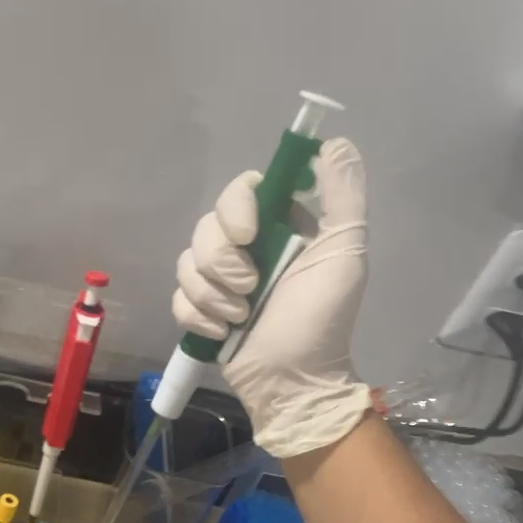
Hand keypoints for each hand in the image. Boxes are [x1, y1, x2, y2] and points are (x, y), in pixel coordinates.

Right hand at [172, 137, 370, 457]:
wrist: (294, 380)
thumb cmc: (323, 318)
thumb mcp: (344, 253)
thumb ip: (342, 196)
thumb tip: (335, 142)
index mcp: (279, 227)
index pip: (240, 190)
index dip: (236, 208)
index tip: (251, 235)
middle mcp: (245, 247)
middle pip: (206, 227)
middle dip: (223, 262)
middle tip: (252, 288)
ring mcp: (219, 280)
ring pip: (187, 262)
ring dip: (213, 294)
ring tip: (240, 317)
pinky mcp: (199, 311)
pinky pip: (178, 298)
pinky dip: (199, 317)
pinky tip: (222, 333)